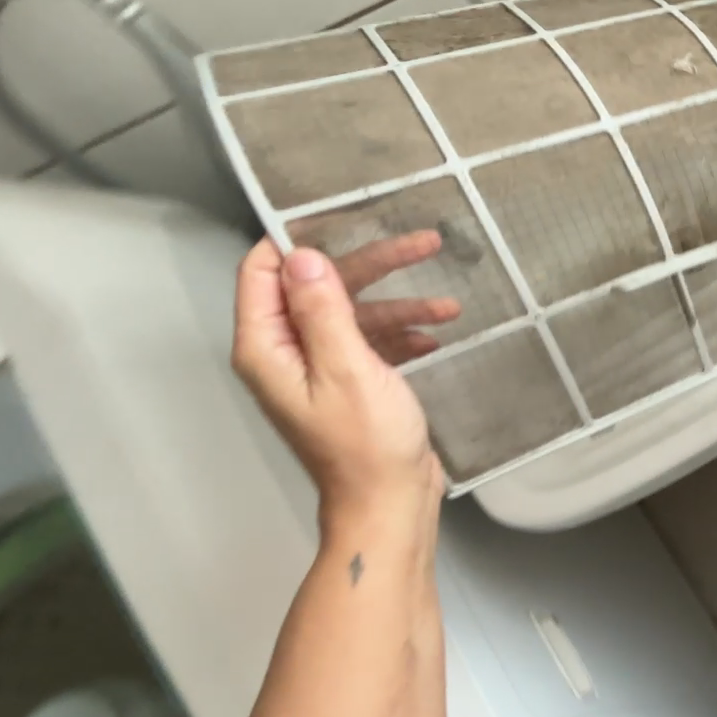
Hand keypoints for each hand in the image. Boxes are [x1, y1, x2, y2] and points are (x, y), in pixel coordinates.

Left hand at [232, 237, 444, 523]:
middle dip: (374, 266)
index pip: (266, 272)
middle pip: (322, 288)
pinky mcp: (353, 383)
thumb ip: (323, 311)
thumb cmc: (366, 442)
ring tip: (450, 306)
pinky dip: (404, 336)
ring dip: (401, 307)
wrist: (390, 499)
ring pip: (356, 315)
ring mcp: (321, 368)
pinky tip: (435, 339)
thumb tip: (303, 255)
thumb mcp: (347, 370)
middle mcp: (287, 352)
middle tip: (424, 243)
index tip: (349, 217)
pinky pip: (373, 343)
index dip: (301, 240)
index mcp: (268, 347)